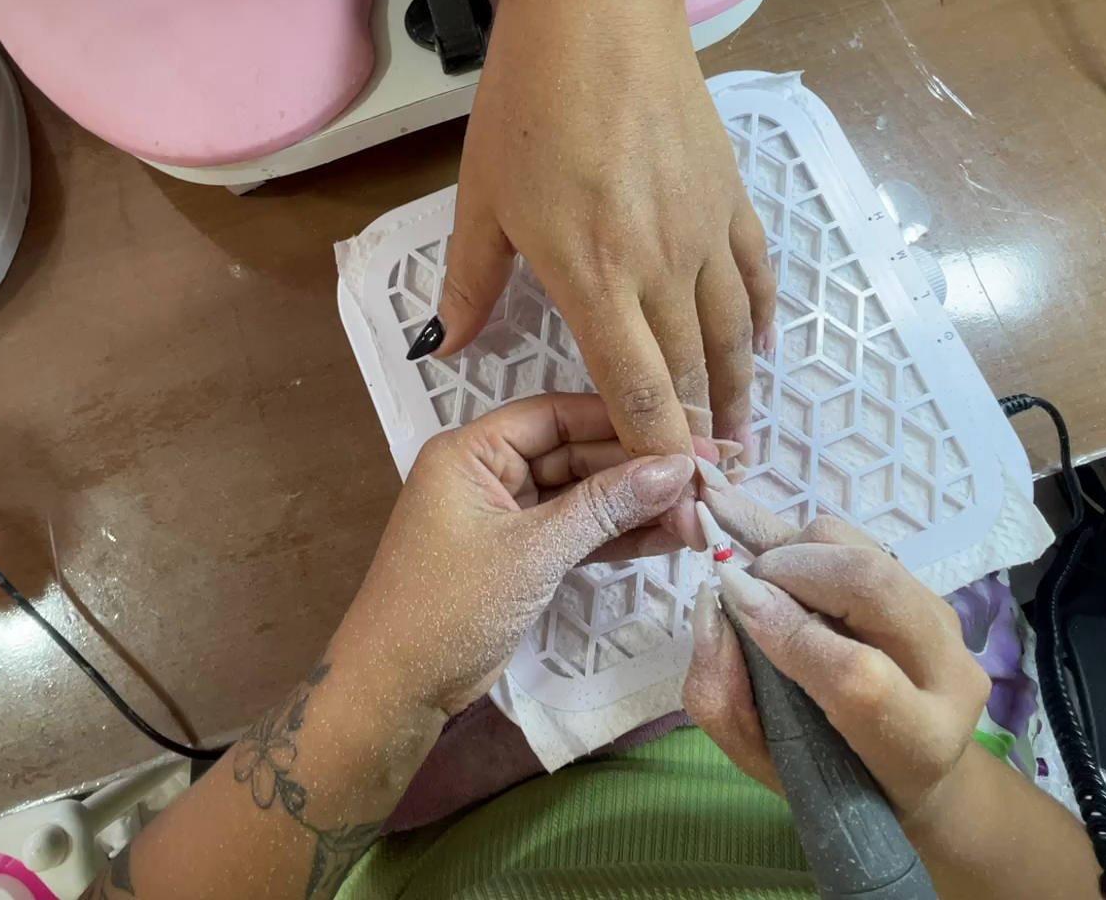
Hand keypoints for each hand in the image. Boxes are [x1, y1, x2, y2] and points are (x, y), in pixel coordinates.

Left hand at [330, 395, 699, 715]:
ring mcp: (507, 514)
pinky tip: (669, 536)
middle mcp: (489, 472)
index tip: (684, 430)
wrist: (397, 691)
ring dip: (635, 505)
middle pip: (575, 454)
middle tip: (709, 476)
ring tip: (702, 509)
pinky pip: (575, 532)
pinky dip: (616, 536)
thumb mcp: (532, 551)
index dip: (620, 419)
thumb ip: (604, 506)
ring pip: (581, 496)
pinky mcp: (521, 552)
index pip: (556, 414)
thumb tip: (677, 467)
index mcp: (472, 450)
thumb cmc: (450, 606)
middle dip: (637, 469)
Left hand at [431, 0, 776, 474]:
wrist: (600, 15)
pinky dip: (760, 321)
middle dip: (696, 432)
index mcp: (594, 281)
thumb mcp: (482, 202)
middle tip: (701, 476)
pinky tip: (759, 348)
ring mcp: (707, 234)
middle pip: (688, 374)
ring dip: (734, 390)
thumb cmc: (529, 108)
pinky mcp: (734, 200)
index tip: (666, 491)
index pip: (635, 392)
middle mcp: (662, 271)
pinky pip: (758, 277)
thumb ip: (469, 285)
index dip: (653, 452)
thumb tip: (446, 346)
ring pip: (730, 336)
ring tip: (738, 429)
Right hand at [682, 479, 990, 818]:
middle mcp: (944, 672)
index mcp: (913, 741)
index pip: (855, 674)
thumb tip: (709, 606)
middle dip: (786, 570)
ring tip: (760, 577)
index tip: (728, 598)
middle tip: (741, 586)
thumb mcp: (758, 756)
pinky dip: (792, 532)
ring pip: (857, 547)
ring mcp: (939, 618)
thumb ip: (720, 694)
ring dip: (790, 549)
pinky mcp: (919, 583)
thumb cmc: (826, 770)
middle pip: (870, 583)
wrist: (910, 760)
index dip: (785, 629)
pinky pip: (851, 536)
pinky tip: (746, 525)